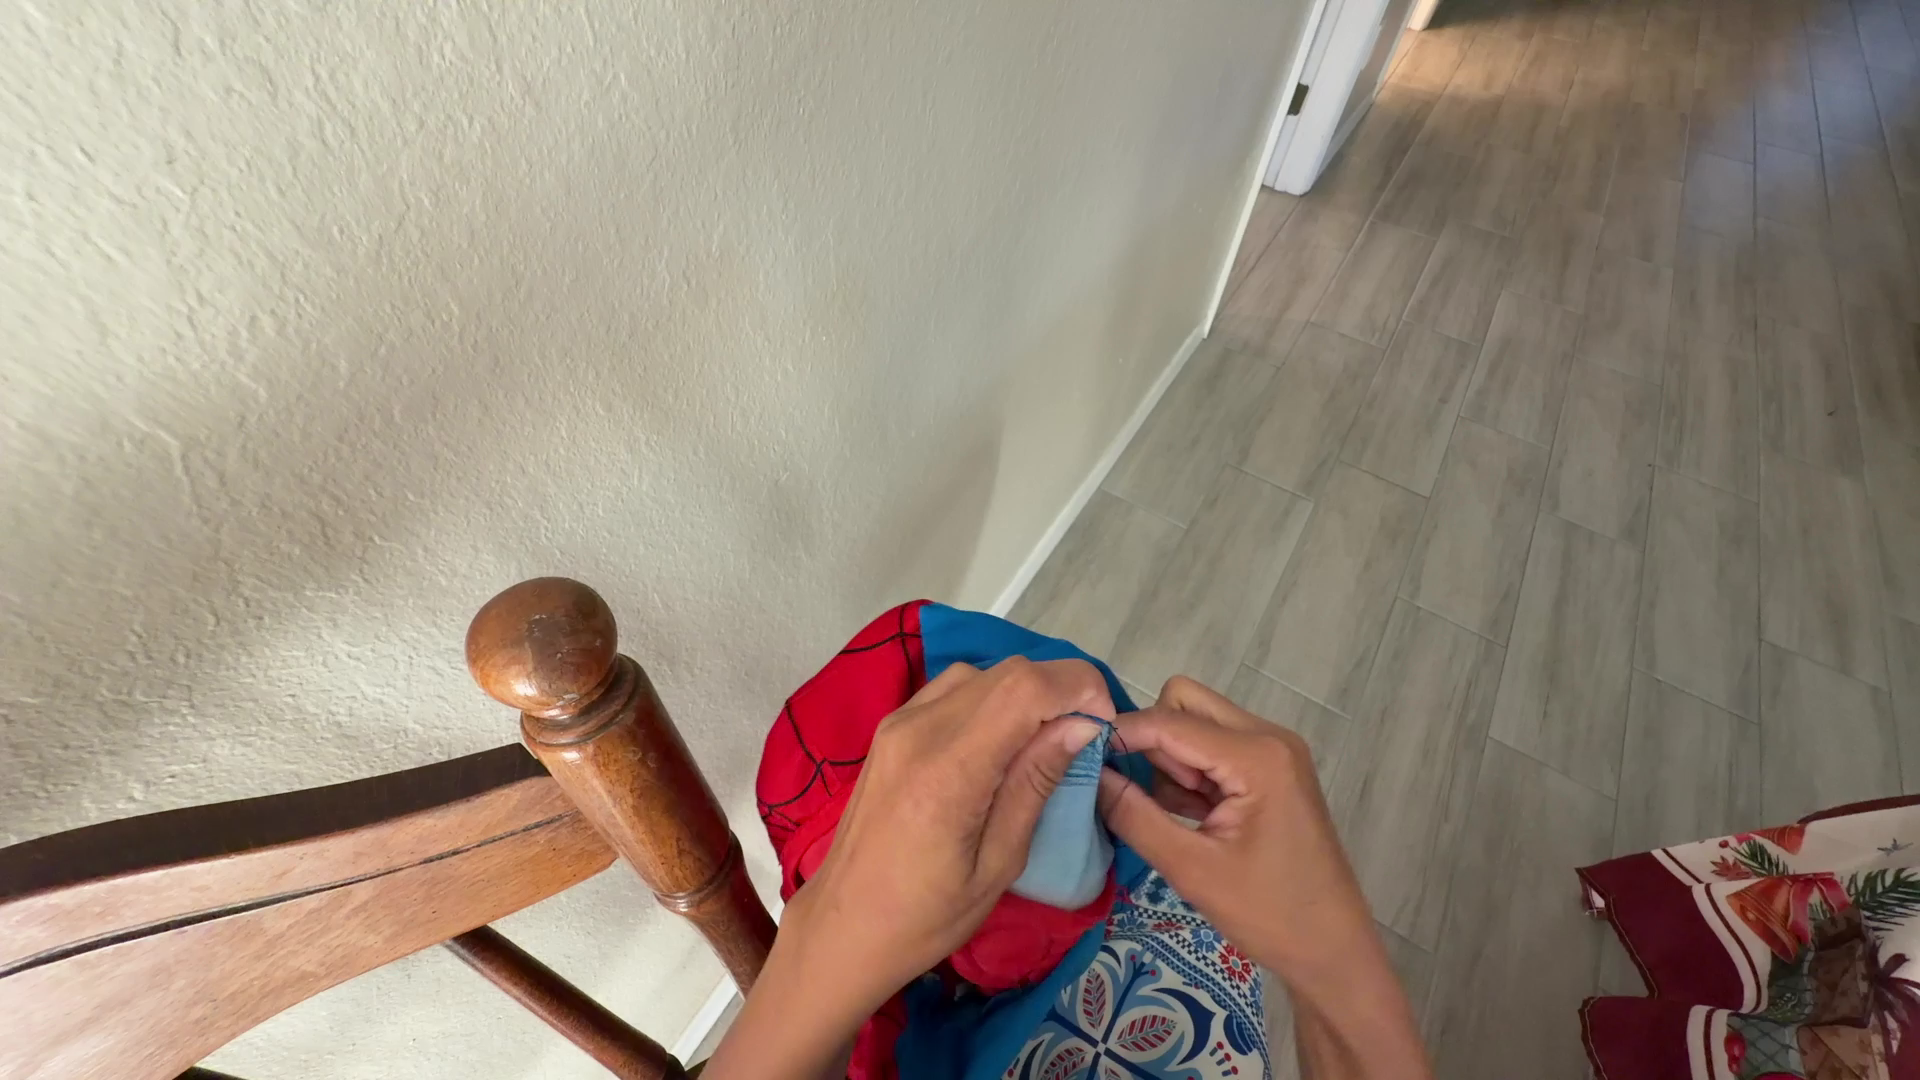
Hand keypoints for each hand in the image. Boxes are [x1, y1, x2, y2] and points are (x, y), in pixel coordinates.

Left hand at [791, 656, 1109, 998]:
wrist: (843, 925)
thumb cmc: (926, 916)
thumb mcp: (998, 864)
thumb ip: (1036, 782)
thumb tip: (1081, 724)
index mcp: (947, 769)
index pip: (1024, 687)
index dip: (1077, 688)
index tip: (1102, 726)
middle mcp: (918, 728)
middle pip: (1008, 672)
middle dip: (1059, 690)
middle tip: (1083, 736)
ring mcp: (898, 721)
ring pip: (982, 673)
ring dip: (1025, 693)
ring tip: (1044, 740)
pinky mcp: (891, 725)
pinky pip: (953, 687)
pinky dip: (991, 697)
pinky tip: (1001, 737)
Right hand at [1098, 676, 1429, 1078]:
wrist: (1333, 953)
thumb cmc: (1268, 914)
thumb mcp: (1190, 868)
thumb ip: (1132, 814)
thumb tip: (1086, 772)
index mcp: (1257, 755)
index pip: (1168, 721)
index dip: (1121, 735)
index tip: (1085, 761)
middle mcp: (1267, 736)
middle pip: (1183, 702)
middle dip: (1153, 741)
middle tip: (1155, 797)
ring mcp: (1272, 748)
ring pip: (1194, 720)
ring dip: (1172, 759)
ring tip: (1185, 816)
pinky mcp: (1270, 766)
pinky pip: (1210, 743)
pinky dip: (1190, 771)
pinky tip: (1196, 816)